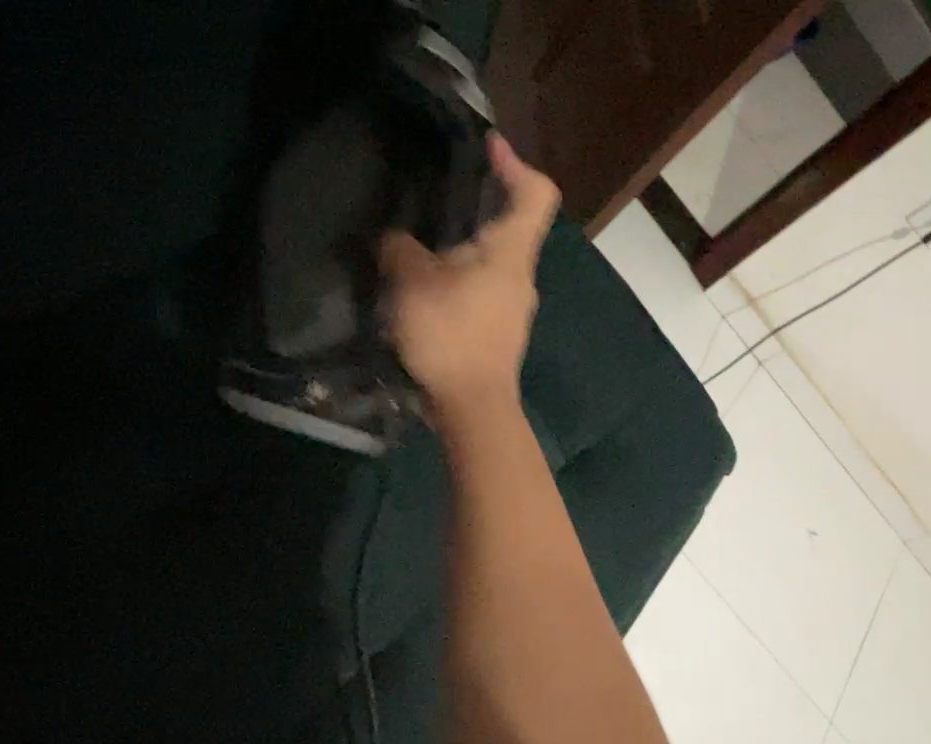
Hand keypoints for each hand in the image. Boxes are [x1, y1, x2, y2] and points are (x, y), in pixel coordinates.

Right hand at [380, 133, 560, 426]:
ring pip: (490, 266)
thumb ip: (399, 250)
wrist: (473, 408)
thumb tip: (394, 241)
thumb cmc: (451, 336)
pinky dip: (456, 285)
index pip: (536, 194)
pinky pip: (479, 295)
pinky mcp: (497, 335)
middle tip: (434, 201)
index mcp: (511, 252)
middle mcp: (520, 276)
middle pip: (508, 229)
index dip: (516, 164)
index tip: (489, 148)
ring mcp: (512, 310)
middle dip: (475, 210)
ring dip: (459, 254)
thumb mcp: (412, 283)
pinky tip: (423, 293)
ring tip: (418, 250)